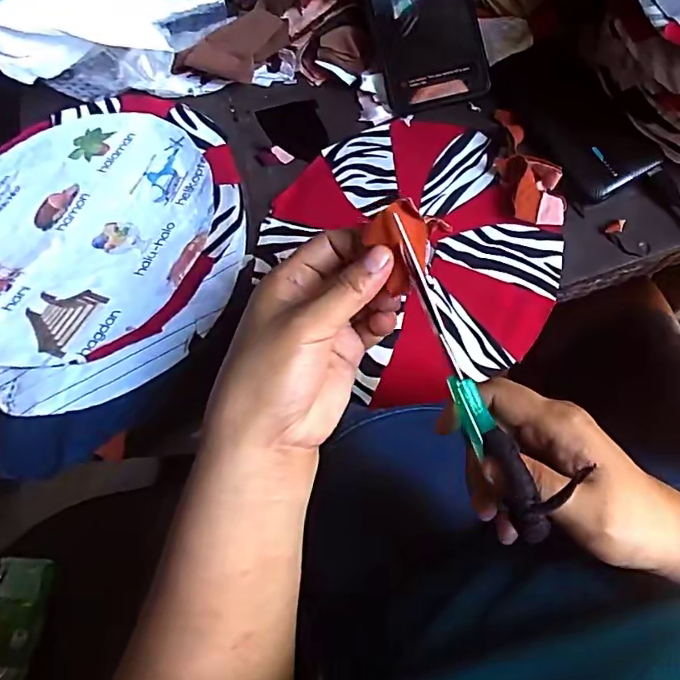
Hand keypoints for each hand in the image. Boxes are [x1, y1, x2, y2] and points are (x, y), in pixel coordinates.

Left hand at [210, 229, 398, 454]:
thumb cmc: (268, 376)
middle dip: (382, 266)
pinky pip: (374, 321)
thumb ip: (349, 289)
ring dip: (386, 293)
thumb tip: (384, 254)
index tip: (397, 239)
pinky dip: (384, 319)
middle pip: (356, 266)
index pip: (333, 244)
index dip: (364, 239)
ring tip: (396, 300)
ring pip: (369, 293)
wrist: (269, 440)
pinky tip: (386, 323)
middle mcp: (312, 297)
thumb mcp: (307, 325)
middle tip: (410, 267)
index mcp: (291, 281)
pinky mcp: (348, 347)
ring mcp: (331, 323)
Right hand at [445, 378, 679, 570]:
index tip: (444, 435)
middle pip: (494, 423)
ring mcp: (556, 442)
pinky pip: (518, 467)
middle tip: (482, 510)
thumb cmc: (627, 520)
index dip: (467, 403)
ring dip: (492, 485)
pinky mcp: (557, 461)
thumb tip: (485, 457)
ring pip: (502, 449)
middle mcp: (554, 422)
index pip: (501, 393)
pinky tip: (514, 528)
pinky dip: (508, 493)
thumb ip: (529, 477)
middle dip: (478, 463)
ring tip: (501, 527)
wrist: (665, 534)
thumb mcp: (576, 505)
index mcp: (560, 421)